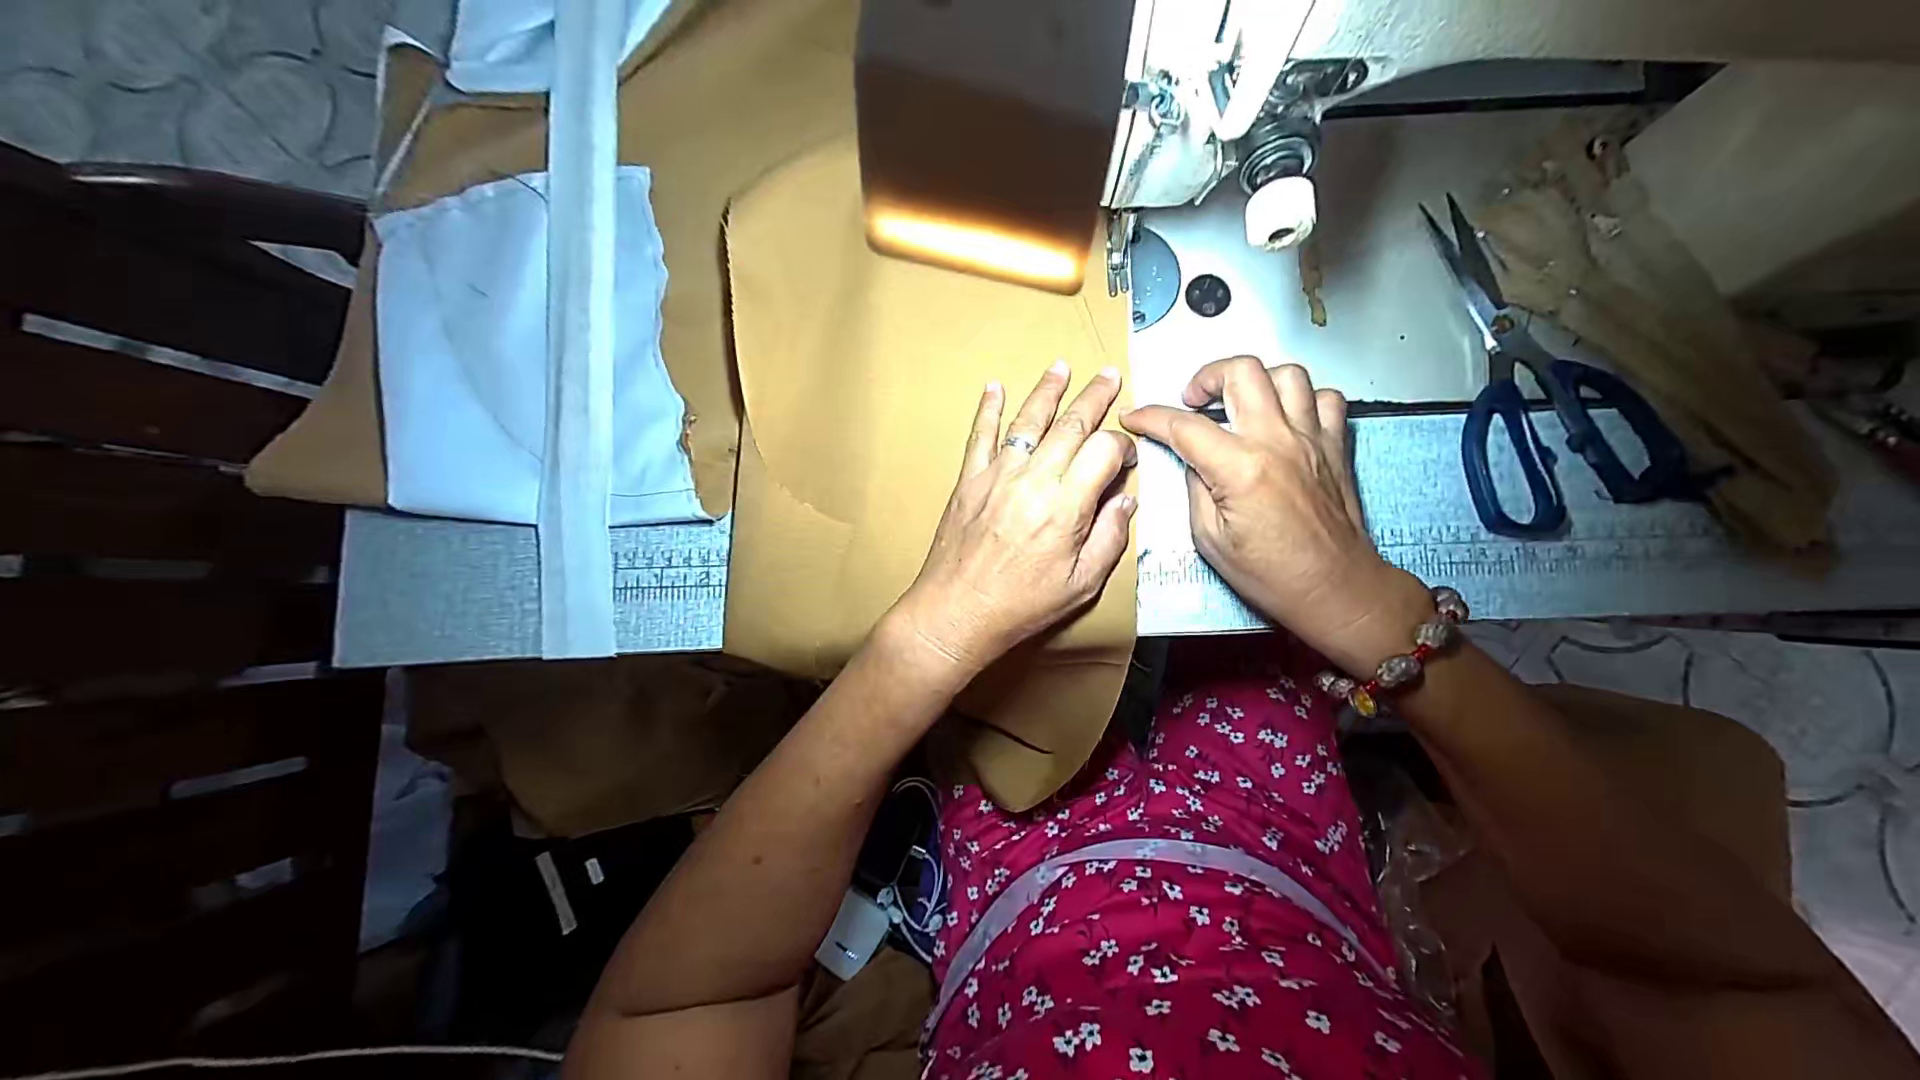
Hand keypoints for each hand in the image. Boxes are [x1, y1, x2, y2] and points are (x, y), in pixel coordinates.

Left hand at [887, 362, 1137, 680]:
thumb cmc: (1021, 605)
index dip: (1122, 445)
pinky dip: (988, 409)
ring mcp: (997, 476)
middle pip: (1070, 425)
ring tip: (1061, 367)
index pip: (1104, 450)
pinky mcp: (969, 481)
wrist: (956, 612)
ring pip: (1027, 420)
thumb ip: (1109, 538)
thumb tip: (1126, 500)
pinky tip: (994, 388)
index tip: (1127, 455)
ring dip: (1047, 391)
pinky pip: (980, 436)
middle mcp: (1032, 481)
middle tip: (1109, 375)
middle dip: (1094, 397)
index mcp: (1066, 506)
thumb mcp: (1081, 584)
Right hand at [1122, 358, 1429, 674]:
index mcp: (1240, 468)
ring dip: (1254, 381)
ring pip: (1286, 374)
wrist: (1334, 589)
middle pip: (1241, 372)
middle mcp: (1278, 442)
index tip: (1134, 417)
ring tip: (1238, 404)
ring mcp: (1313, 439)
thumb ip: (1196, 487)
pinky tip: (1283, 419)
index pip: (1183, 426)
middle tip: (1193, 401)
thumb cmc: (1270, 574)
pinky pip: (1324, 398)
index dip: (1150, 417)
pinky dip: (1301, 399)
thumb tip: (1192, 459)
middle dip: (1206, 377)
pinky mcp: (1336, 446)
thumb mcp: (1209, 538)